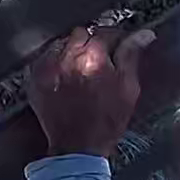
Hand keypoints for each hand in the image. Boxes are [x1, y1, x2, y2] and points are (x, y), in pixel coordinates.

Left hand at [28, 26, 154, 157]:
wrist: (78, 147)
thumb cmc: (106, 120)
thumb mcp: (128, 88)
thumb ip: (132, 56)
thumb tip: (143, 35)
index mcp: (93, 56)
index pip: (106, 32)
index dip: (115, 39)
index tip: (118, 46)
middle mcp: (67, 57)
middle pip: (81, 34)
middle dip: (92, 43)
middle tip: (100, 59)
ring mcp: (48, 67)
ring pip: (62, 44)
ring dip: (72, 50)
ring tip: (81, 69)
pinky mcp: (35, 79)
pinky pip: (45, 59)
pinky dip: (55, 63)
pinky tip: (65, 76)